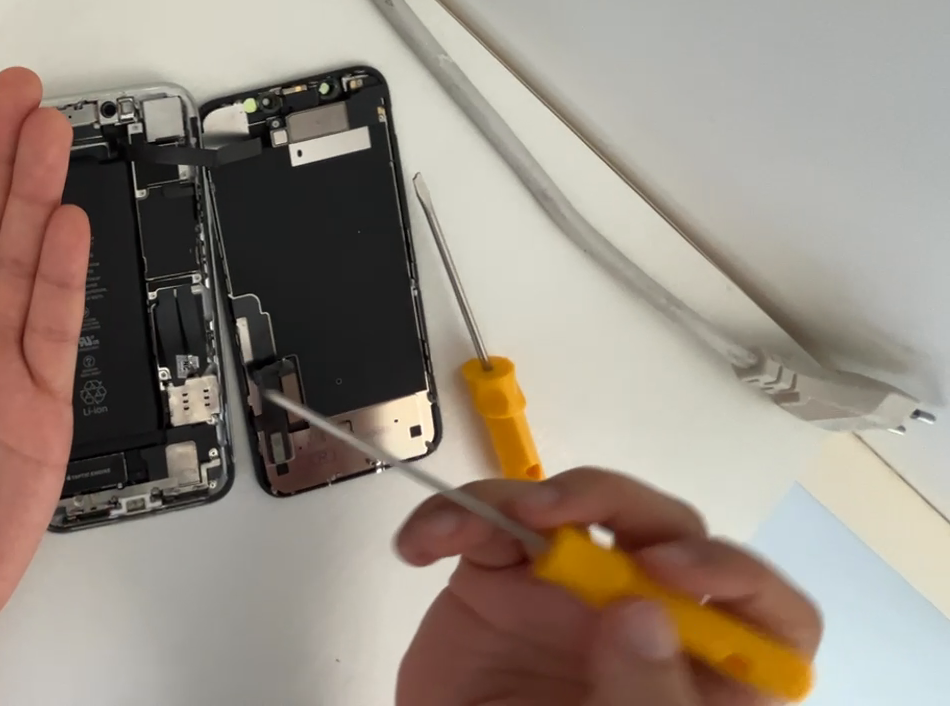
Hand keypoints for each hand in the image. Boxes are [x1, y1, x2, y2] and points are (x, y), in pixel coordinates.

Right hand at [394, 468, 821, 705]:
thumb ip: (645, 697)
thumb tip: (642, 608)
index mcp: (703, 676)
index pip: (768, 614)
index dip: (733, 574)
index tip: (666, 566)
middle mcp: (643, 620)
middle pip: (657, 527)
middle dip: (602, 498)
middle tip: (545, 510)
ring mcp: (563, 592)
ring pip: (560, 507)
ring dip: (502, 501)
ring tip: (451, 531)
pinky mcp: (492, 577)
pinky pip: (476, 523)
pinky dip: (442, 519)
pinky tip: (416, 547)